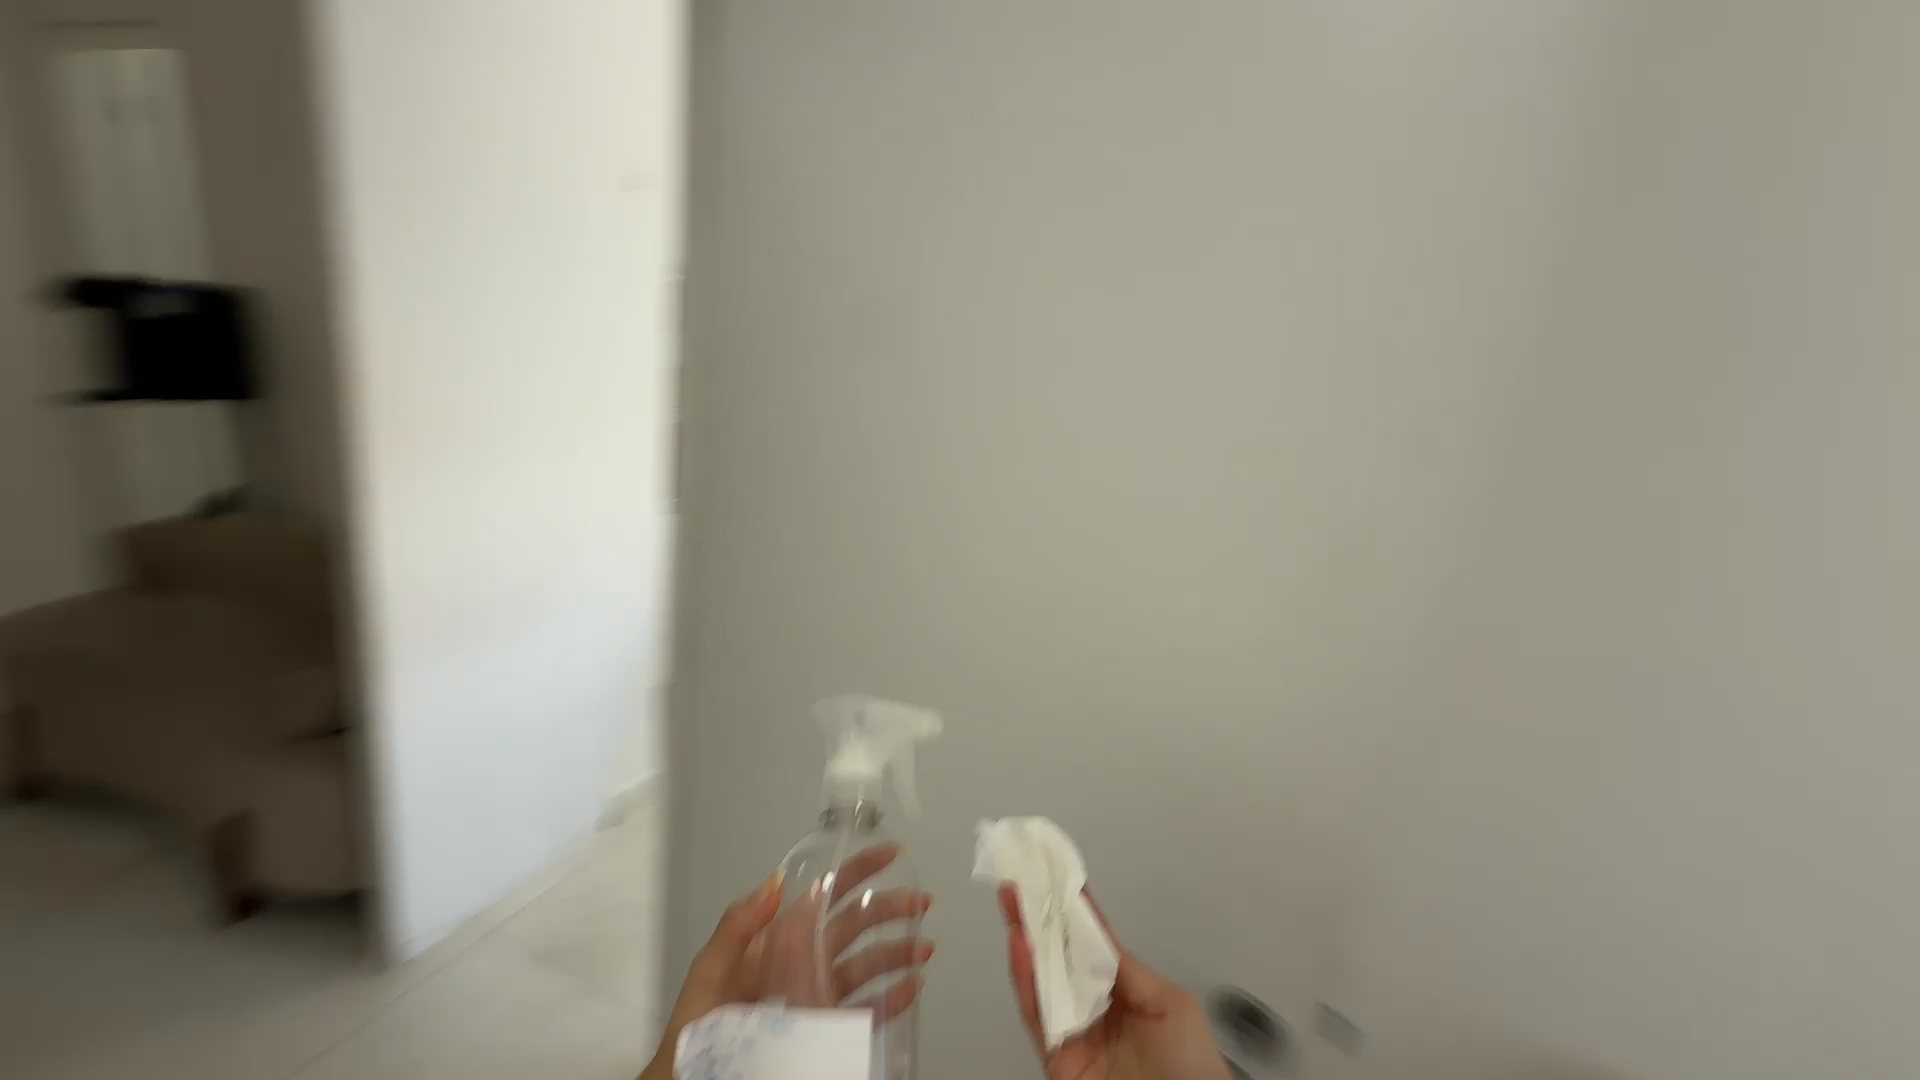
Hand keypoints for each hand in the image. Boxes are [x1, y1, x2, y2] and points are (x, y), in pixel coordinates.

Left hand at [640, 855, 932, 1079]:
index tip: (889, 854)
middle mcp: (805, 961)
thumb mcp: (711, 968)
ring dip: (898, 952)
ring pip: (868, 965)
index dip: (857, 872)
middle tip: (921, 901)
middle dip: (890, 908)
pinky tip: (912, 987)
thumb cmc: (699, 1025)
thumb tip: (776, 879)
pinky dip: (893, 999)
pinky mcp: (827, 1032)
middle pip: (856, 925)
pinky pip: (866, 1013)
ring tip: (924, 947)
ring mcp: (818, 997)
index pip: (825, 896)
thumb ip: (740, 923)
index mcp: (780, 938)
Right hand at [998, 885, 1228, 1079]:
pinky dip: (1023, 978)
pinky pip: (1035, 1013)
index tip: (1056, 876)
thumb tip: (1094, 933)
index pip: (1090, 942)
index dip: (1072, 909)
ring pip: (1040, 977)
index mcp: (1122, 990)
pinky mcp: (1055, 1056)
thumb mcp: (1169, 1004)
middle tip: (1021, 882)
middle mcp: (1093, 1006)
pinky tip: (1019, 945)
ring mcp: (1073, 1031)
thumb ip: (1125, 967)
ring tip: (1013, 902)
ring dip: (1024, 938)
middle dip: (1037, 917)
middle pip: (1058, 954)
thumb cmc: (1193, 1068)